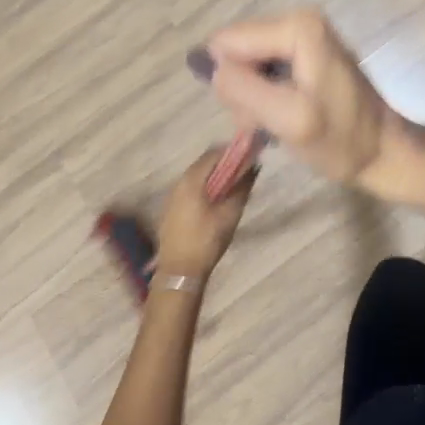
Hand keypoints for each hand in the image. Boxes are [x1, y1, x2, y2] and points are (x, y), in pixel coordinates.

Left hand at [154, 147, 256, 277]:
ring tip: (231, 189)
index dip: (232, 153)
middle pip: (203, 164)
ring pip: (196, 177)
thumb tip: (253, 167)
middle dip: (224, 165)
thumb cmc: (206, 240)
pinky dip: (204, 188)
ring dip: (214, 177)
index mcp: (191, 180)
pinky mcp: (170, 209)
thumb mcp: (230, 214)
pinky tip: (214, 203)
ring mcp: (172, 196)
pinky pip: (189, 189)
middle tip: (242, 174)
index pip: (213, 154)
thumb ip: (242, 188)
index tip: (248, 158)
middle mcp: (178, 183)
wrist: (179, 271)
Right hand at [204, 8, 411, 193]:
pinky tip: (283, 116)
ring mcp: (302, 35)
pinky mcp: (304, 53)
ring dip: (253, 98)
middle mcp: (299, 19)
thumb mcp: (289, 120)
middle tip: (268, 123)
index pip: (227, 43)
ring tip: (278, 124)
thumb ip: (246, 90)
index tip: (258, 114)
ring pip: (246, 64)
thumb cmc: (342, 141)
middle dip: (244, 90)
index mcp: (297, 26)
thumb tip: (210, 65)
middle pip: (236, 51)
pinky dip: (265, 97)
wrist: (385, 153)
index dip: (234, 83)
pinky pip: (263, 70)